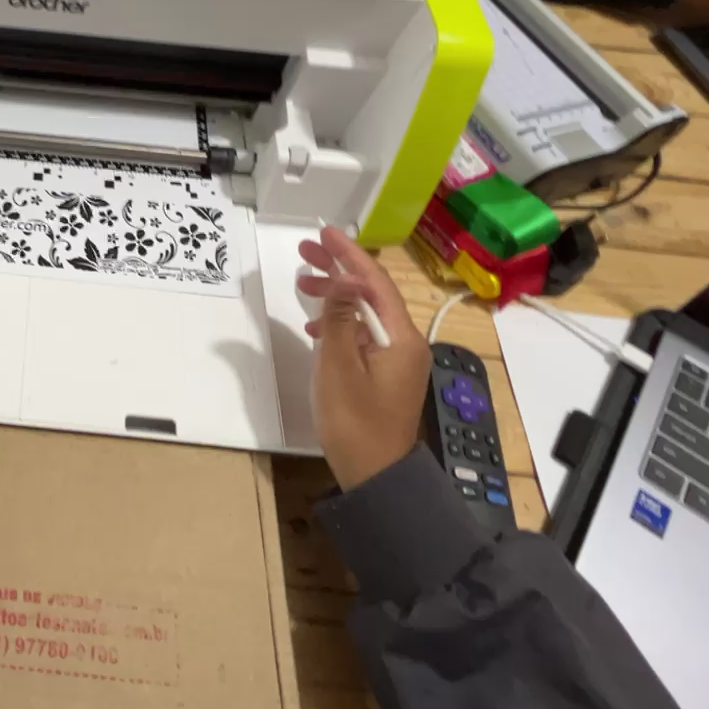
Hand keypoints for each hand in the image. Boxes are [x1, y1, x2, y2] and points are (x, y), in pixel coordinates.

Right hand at [297, 227, 432, 490]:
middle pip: (371, 293)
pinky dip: (339, 321)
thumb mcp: (339, 367)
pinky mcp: (384, 372)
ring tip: (304, 281)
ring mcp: (396, 358)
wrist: (375, 475)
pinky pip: (362, 332)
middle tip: (306, 251)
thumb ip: (339, 319)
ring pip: (365, 312)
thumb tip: (343, 278)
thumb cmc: (355, 422)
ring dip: (336, 294)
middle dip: (339, 269)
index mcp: (400, 338)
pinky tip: (315, 325)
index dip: (349, 255)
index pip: (374, 284)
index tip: (324, 234)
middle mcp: (404, 342)